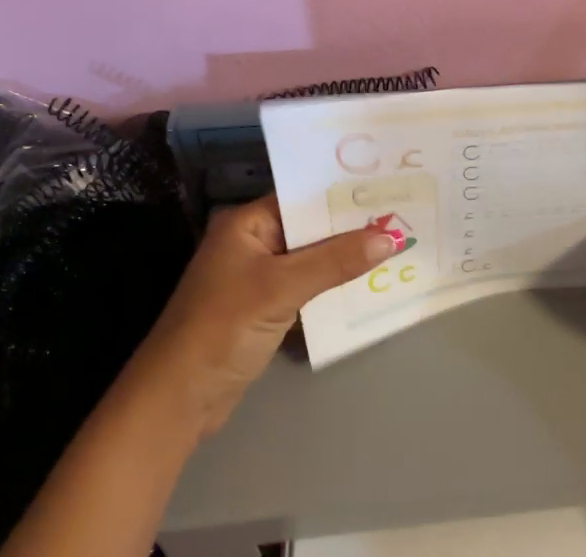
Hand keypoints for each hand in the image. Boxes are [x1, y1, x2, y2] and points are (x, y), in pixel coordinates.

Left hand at [129, 194, 399, 436]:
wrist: (180, 397)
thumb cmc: (223, 327)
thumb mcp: (281, 288)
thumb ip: (334, 262)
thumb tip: (389, 237)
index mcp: (246, 223)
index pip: (302, 196)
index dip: (344, 194)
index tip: (390, 188)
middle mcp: (253, 243)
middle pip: (311, 228)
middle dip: (353, 228)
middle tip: (405, 216)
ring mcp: (259, 277)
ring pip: (313, 259)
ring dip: (347, 259)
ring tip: (400, 246)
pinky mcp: (266, 309)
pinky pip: (308, 287)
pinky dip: (334, 287)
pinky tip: (370, 284)